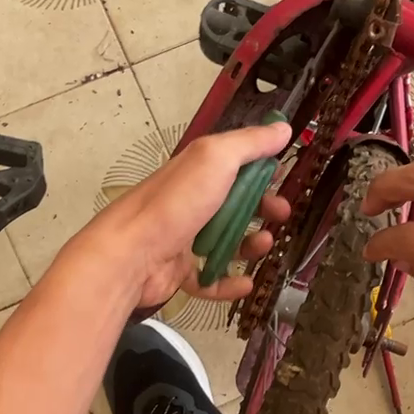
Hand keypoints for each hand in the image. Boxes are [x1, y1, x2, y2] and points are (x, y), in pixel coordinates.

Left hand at [76, 122, 293, 308]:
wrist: (130, 254)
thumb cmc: (175, 203)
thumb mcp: (216, 158)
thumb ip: (250, 143)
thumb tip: (282, 129)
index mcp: (199, 171)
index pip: (236, 165)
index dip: (261, 171)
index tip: (282, 178)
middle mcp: (191, 201)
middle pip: (235, 204)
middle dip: (263, 209)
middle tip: (282, 214)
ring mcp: (185, 237)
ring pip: (226, 242)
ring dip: (250, 245)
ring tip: (262, 246)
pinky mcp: (179, 271)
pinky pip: (210, 278)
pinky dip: (229, 283)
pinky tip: (245, 284)